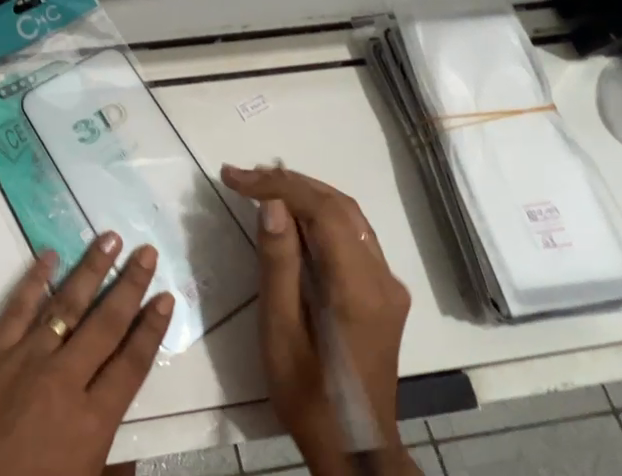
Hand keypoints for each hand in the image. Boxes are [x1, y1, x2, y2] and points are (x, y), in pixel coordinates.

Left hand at [0, 232, 173, 475]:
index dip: (152, 329)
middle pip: (105, 324)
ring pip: (66, 305)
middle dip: (130, 286)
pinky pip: (17, 308)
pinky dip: (34, 279)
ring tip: (110, 239)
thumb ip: (110, 460)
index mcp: (92, 421)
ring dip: (91, 270)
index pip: (132, 364)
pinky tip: (50, 255)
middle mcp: (64, 380)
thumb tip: (134, 448)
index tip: (166, 297)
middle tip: (147, 252)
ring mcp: (25, 360)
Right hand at [220, 164, 413, 475]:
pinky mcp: (383, 295)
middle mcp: (382, 278)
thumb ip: (278, 264)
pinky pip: (353, 239)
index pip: (321, 211)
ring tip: (259, 186)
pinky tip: (290, 219)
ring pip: (349, 219)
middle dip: (290, 183)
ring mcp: (388, 286)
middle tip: (241, 176)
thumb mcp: (280, 331)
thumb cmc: (307, 393)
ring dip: (305, 195)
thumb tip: (271, 205)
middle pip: (340, 207)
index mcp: (358, 288)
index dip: (277, 185)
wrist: (354, 446)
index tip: (233, 176)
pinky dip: (319, 217)